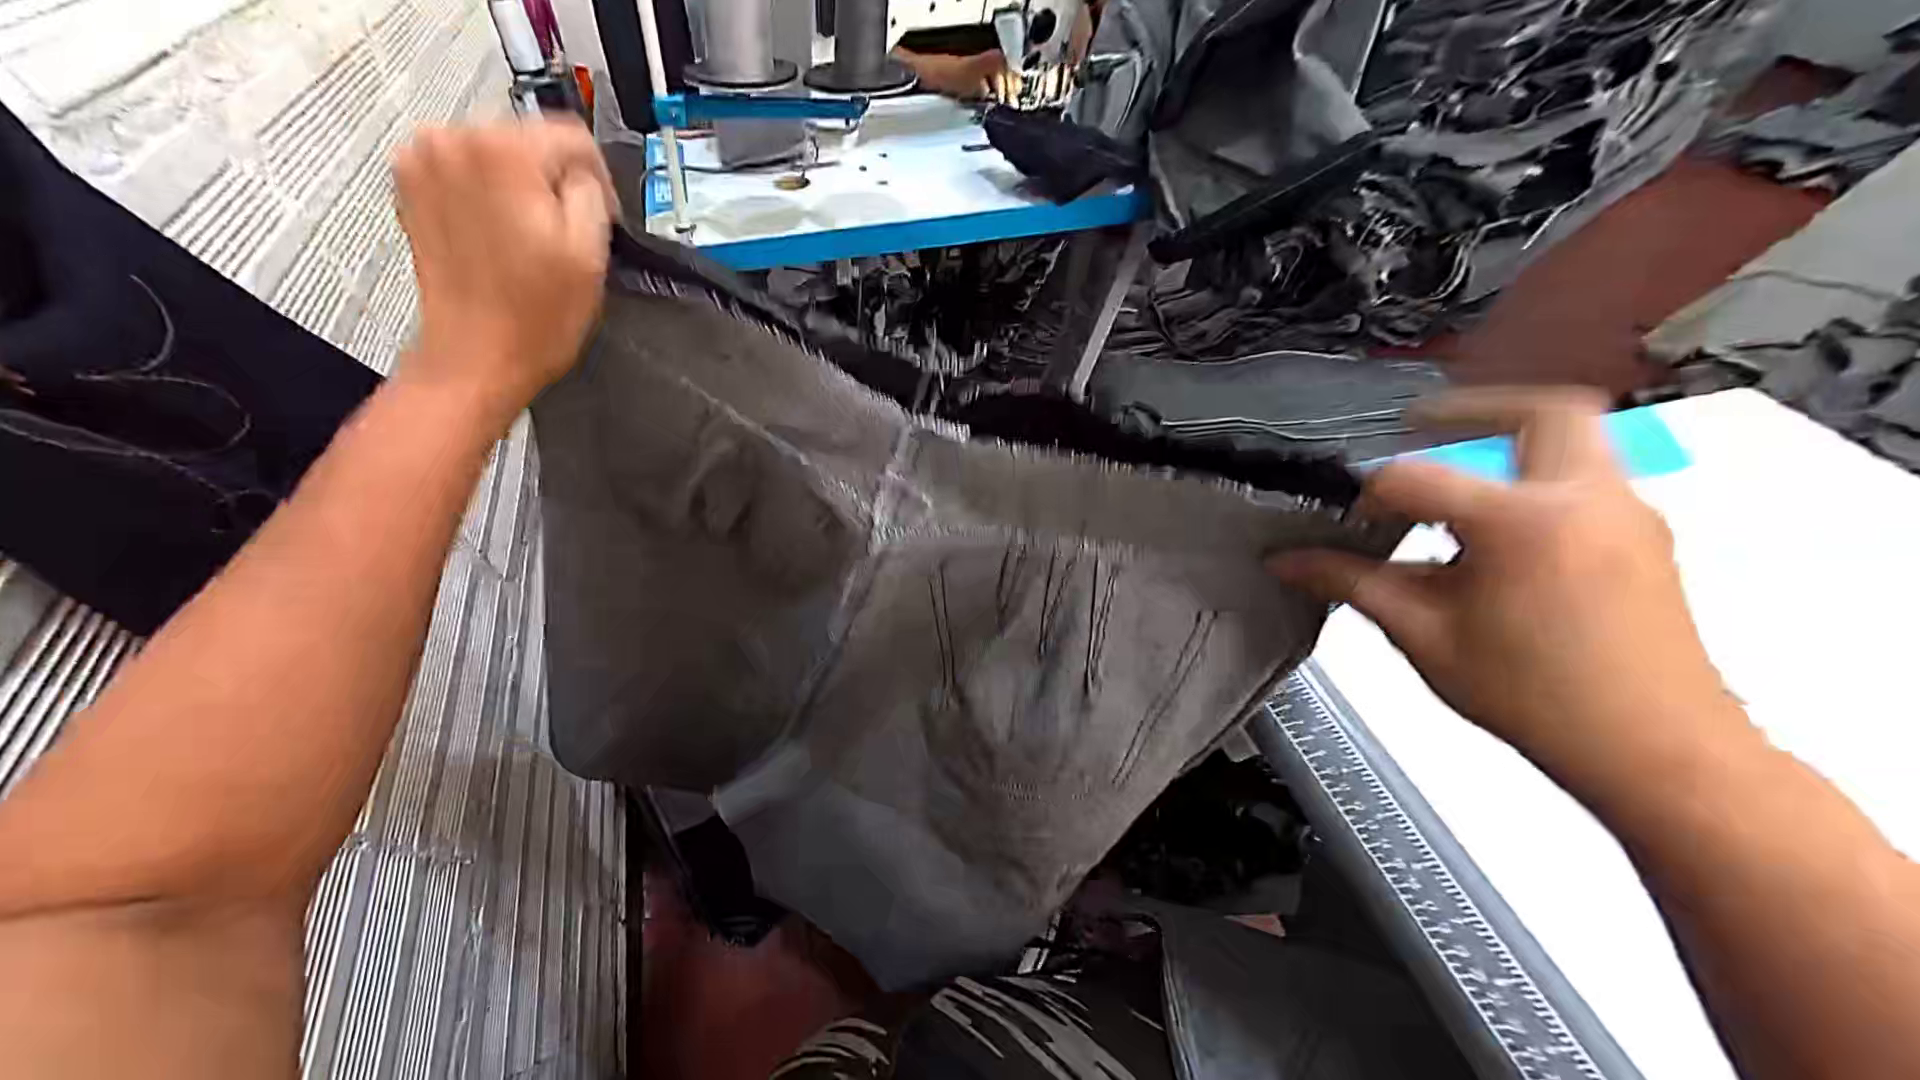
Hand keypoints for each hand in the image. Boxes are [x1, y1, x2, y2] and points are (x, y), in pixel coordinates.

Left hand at [392, 118, 615, 416]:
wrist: (476, 355)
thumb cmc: (537, 315)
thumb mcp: (591, 252)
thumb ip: (592, 192)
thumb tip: (582, 174)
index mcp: (503, 152)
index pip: (572, 137)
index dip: (599, 181)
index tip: (604, 220)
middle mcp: (452, 140)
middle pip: (531, 142)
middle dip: (556, 184)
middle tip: (568, 238)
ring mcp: (423, 161)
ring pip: (500, 156)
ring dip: (523, 191)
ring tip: (533, 242)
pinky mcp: (410, 186)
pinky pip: (468, 173)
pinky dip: (489, 198)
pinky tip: (501, 239)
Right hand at [1268, 388, 1752, 784]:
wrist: (1656, 753)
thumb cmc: (1539, 698)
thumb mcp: (1422, 633)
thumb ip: (1350, 583)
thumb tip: (1289, 562)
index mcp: (1522, 523)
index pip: (1417, 477)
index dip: (1370, 493)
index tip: (1349, 520)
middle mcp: (1585, 501)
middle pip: (1539, 411)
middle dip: (1473, 410)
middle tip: (1420, 426)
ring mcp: (1626, 515)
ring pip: (1571, 439)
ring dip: (1507, 445)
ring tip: (1453, 487)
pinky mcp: (1643, 538)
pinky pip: (1584, 479)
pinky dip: (1532, 482)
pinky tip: (1494, 534)